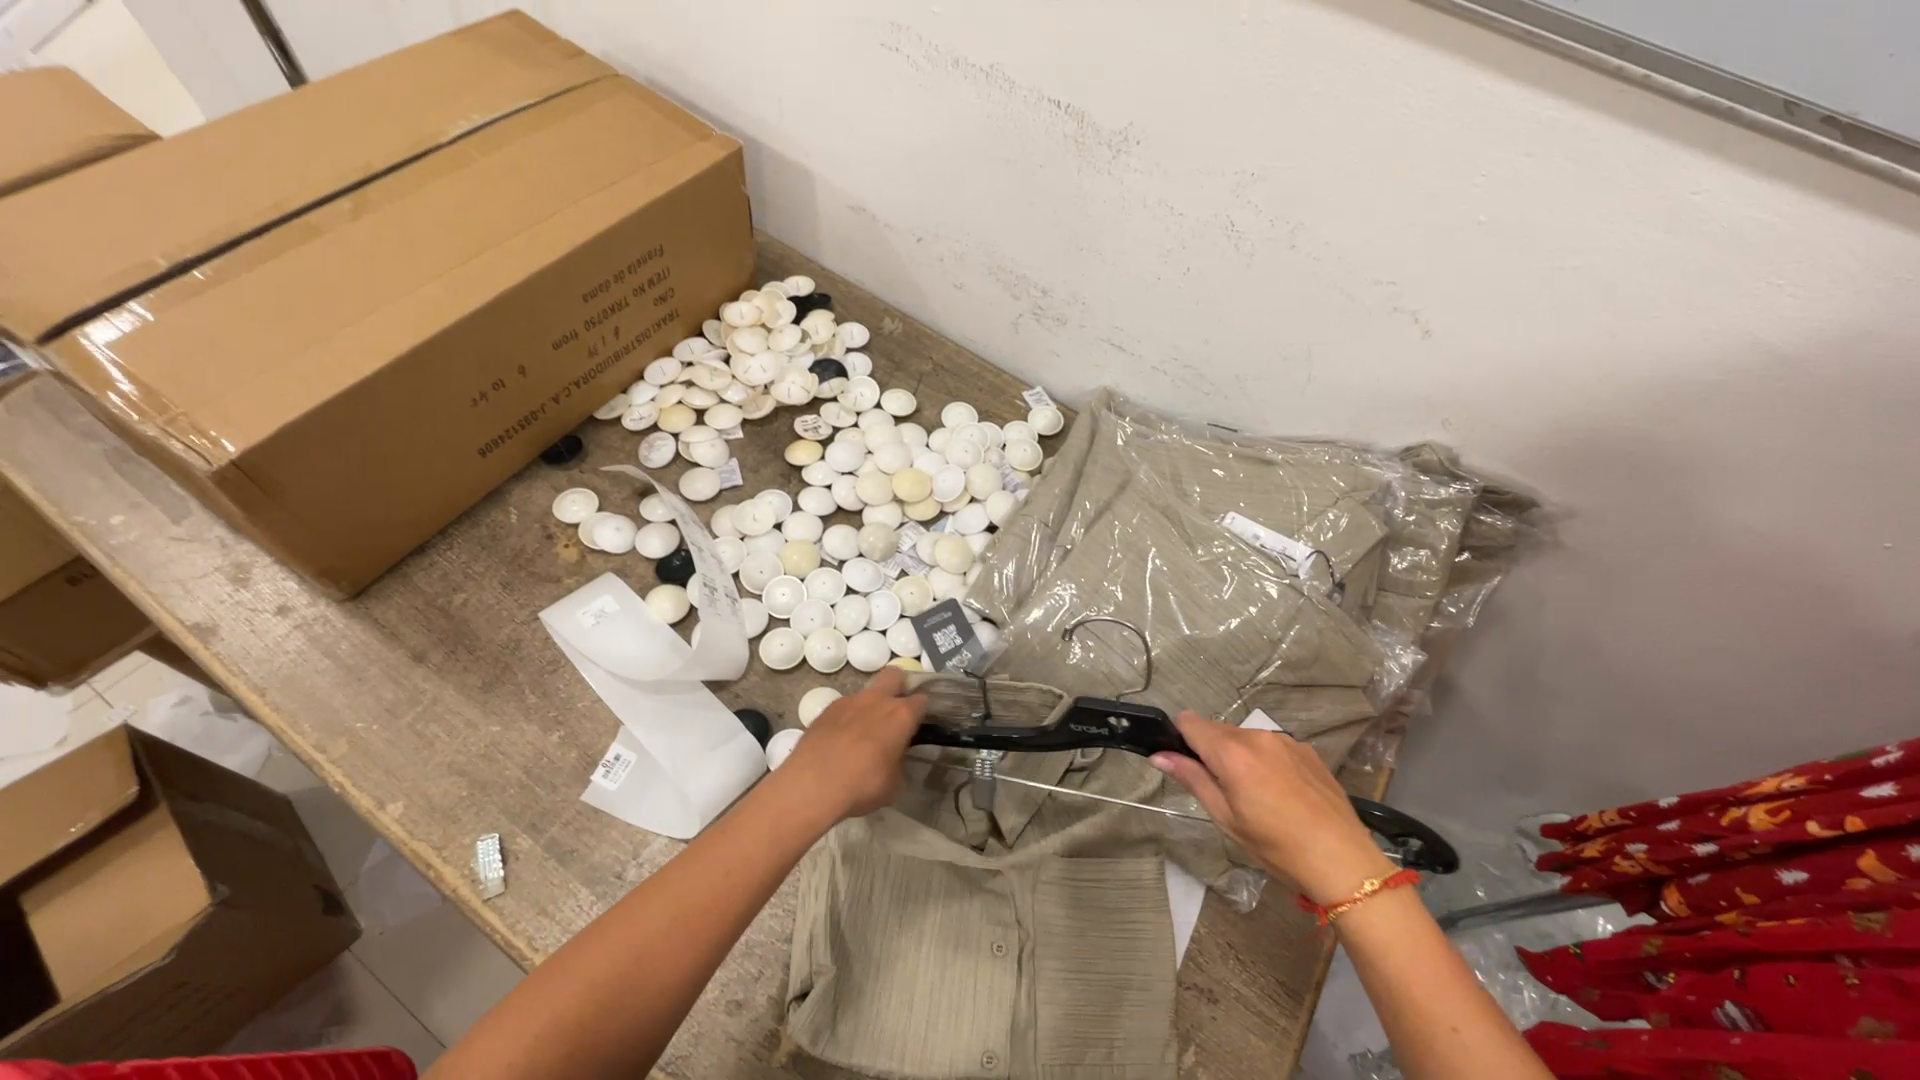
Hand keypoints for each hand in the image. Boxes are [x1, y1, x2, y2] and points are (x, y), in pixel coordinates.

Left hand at [779, 667, 927, 819]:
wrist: (811, 786)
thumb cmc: (862, 786)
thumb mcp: (893, 784)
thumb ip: (898, 762)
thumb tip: (893, 758)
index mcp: (901, 715)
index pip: (921, 700)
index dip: (922, 710)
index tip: (920, 723)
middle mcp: (877, 700)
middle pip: (894, 675)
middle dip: (899, 687)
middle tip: (895, 713)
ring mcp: (848, 701)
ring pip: (867, 692)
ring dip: (870, 706)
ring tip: (863, 733)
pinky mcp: (825, 710)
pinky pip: (844, 707)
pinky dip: (847, 718)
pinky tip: (840, 739)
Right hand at [1151, 711, 1395, 903]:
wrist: (1341, 860)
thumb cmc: (1276, 846)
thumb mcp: (1226, 817)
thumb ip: (1192, 779)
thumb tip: (1159, 755)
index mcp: (1233, 752)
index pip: (1190, 722)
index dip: (1179, 738)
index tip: (1183, 764)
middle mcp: (1258, 736)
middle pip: (1218, 730)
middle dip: (1210, 752)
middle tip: (1221, 792)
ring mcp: (1286, 741)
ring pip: (1246, 738)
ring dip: (1239, 757)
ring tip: (1255, 796)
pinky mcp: (1308, 751)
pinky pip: (1272, 746)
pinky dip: (1265, 761)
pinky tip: (1281, 794)